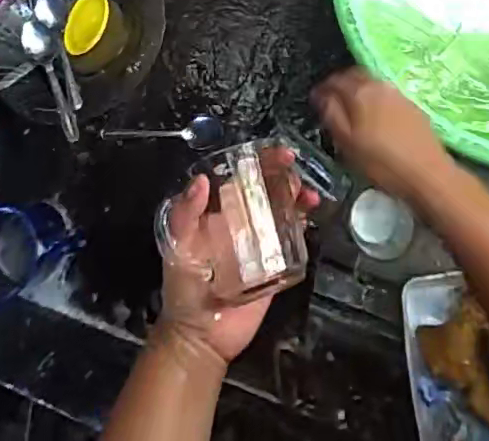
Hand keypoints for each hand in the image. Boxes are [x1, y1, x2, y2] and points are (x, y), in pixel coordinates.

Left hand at [156, 151, 317, 364]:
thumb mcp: (177, 244)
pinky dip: (304, 222)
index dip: (256, 160)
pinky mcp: (277, 263)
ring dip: (296, 194)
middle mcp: (242, 218)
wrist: (201, 336)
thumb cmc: (184, 284)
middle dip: (281, 172)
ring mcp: (261, 239)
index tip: (271, 151)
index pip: (239, 175)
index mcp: (218, 209)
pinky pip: (293, 237)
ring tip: (305, 193)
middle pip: (266, 186)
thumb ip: (185, 214)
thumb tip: (202, 180)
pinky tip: (310, 213)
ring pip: (283, 207)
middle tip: (292, 166)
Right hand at [311, 66, 455, 206]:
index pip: (334, 79)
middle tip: (332, 101)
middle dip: (340, 83)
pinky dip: (374, 98)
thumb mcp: (347, 142)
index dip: (322, 89)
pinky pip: (385, 93)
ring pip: (371, 83)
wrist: (428, 174)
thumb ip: (331, 113)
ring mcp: (397, 93)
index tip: (316, 100)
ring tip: (353, 109)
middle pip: (354, 75)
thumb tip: (320, 95)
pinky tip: (375, 116)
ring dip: (358, 89)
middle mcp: (378, 85)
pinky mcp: (411, 104)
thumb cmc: (381, 162)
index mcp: (359, 92)